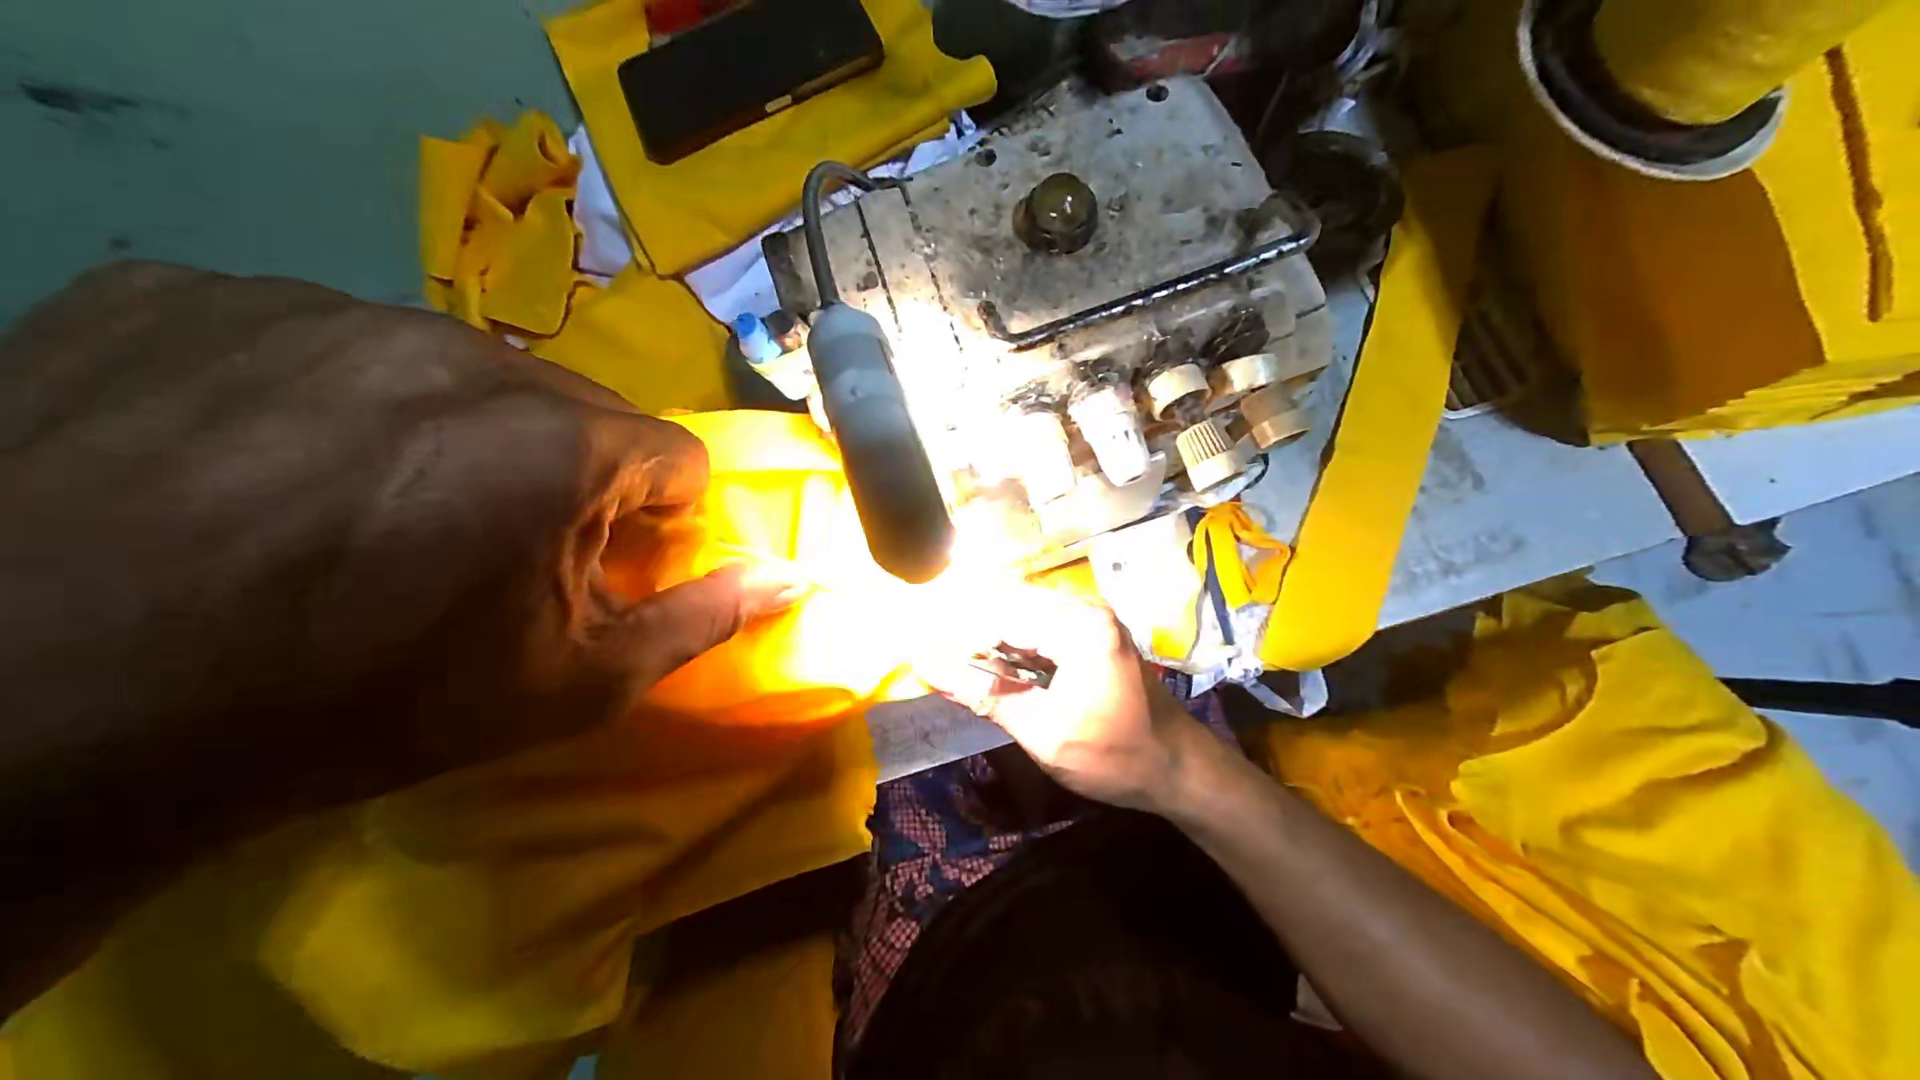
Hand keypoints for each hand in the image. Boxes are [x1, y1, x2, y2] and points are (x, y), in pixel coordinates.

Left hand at [0, 263, 791, 812]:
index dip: (652, 517)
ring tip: (361, 503)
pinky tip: (254, 459)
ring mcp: (308, 308)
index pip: (672, 455)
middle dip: (562, 470)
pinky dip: (321, 389)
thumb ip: (697, 622)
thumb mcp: (564, 687)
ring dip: (449, 426)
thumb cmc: (358, 708)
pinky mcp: (180, 294)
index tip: (600, 559)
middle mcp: (452, 352)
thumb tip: (794, 583)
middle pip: (570, 406)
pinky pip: (313, 334)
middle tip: (483, 542)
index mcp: (554, 446)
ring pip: (450, 366)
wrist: (30, 721)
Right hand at [923, 585, 1208, 812]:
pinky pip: (1036, 625)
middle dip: (966, 629)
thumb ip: (984, 694)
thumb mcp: (1044, 733)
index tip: (918, 652)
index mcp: (1080, 627)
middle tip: (929, 655)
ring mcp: (1091, 617)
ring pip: (1019, 612)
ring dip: (985, 637)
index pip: (998, 614)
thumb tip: (927, 666)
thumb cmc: (1115, 756)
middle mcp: (1086, 609)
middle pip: (1007, 603)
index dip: (953, 632)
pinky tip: (989, 665)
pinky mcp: (1090, 631)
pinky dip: (1008, 643)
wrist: (1178, 768)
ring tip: (950, 659)